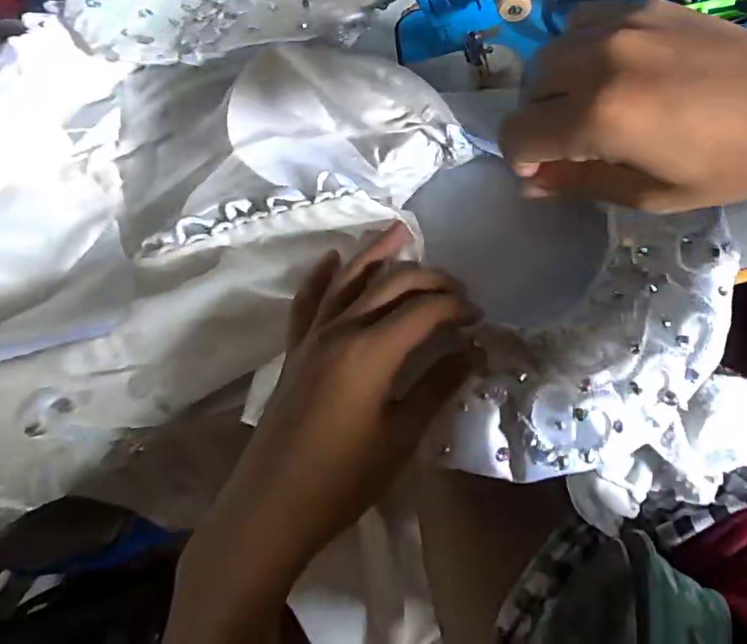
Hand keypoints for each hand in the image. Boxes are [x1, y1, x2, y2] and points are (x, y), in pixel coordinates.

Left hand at [168, 224, 480, 640]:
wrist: (266, 516)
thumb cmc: (341, 480)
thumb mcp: (402, 436)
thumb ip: (439, 385)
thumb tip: (474, 351)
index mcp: (370, 350)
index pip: (426, 309)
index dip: (458, 307)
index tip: (480, 318)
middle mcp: (341, 331)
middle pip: (393, 284)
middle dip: (432, 279)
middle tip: (460, 291)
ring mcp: (313, 338)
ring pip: (351, 280)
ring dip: (378, 253)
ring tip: (402, 229)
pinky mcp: (295, 352)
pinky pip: (309, 303)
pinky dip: (321, 277)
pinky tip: (332, 257)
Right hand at [499, 0, 746, 209]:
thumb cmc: (734, 162)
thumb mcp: (656, 192)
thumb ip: (584, 183)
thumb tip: (534, 180)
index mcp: (600, 115)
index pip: (518, 133)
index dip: (523, 159)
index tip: (548, 172)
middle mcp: (598, 59)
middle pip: (530, 86)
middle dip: (540, 119)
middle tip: (576, 142)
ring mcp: (622, 23)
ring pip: (553, 48)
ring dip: (557, 81)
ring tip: (594, 102)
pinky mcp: (644, 4)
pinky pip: (586, 20)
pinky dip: (583, 46)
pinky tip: (617, 66)